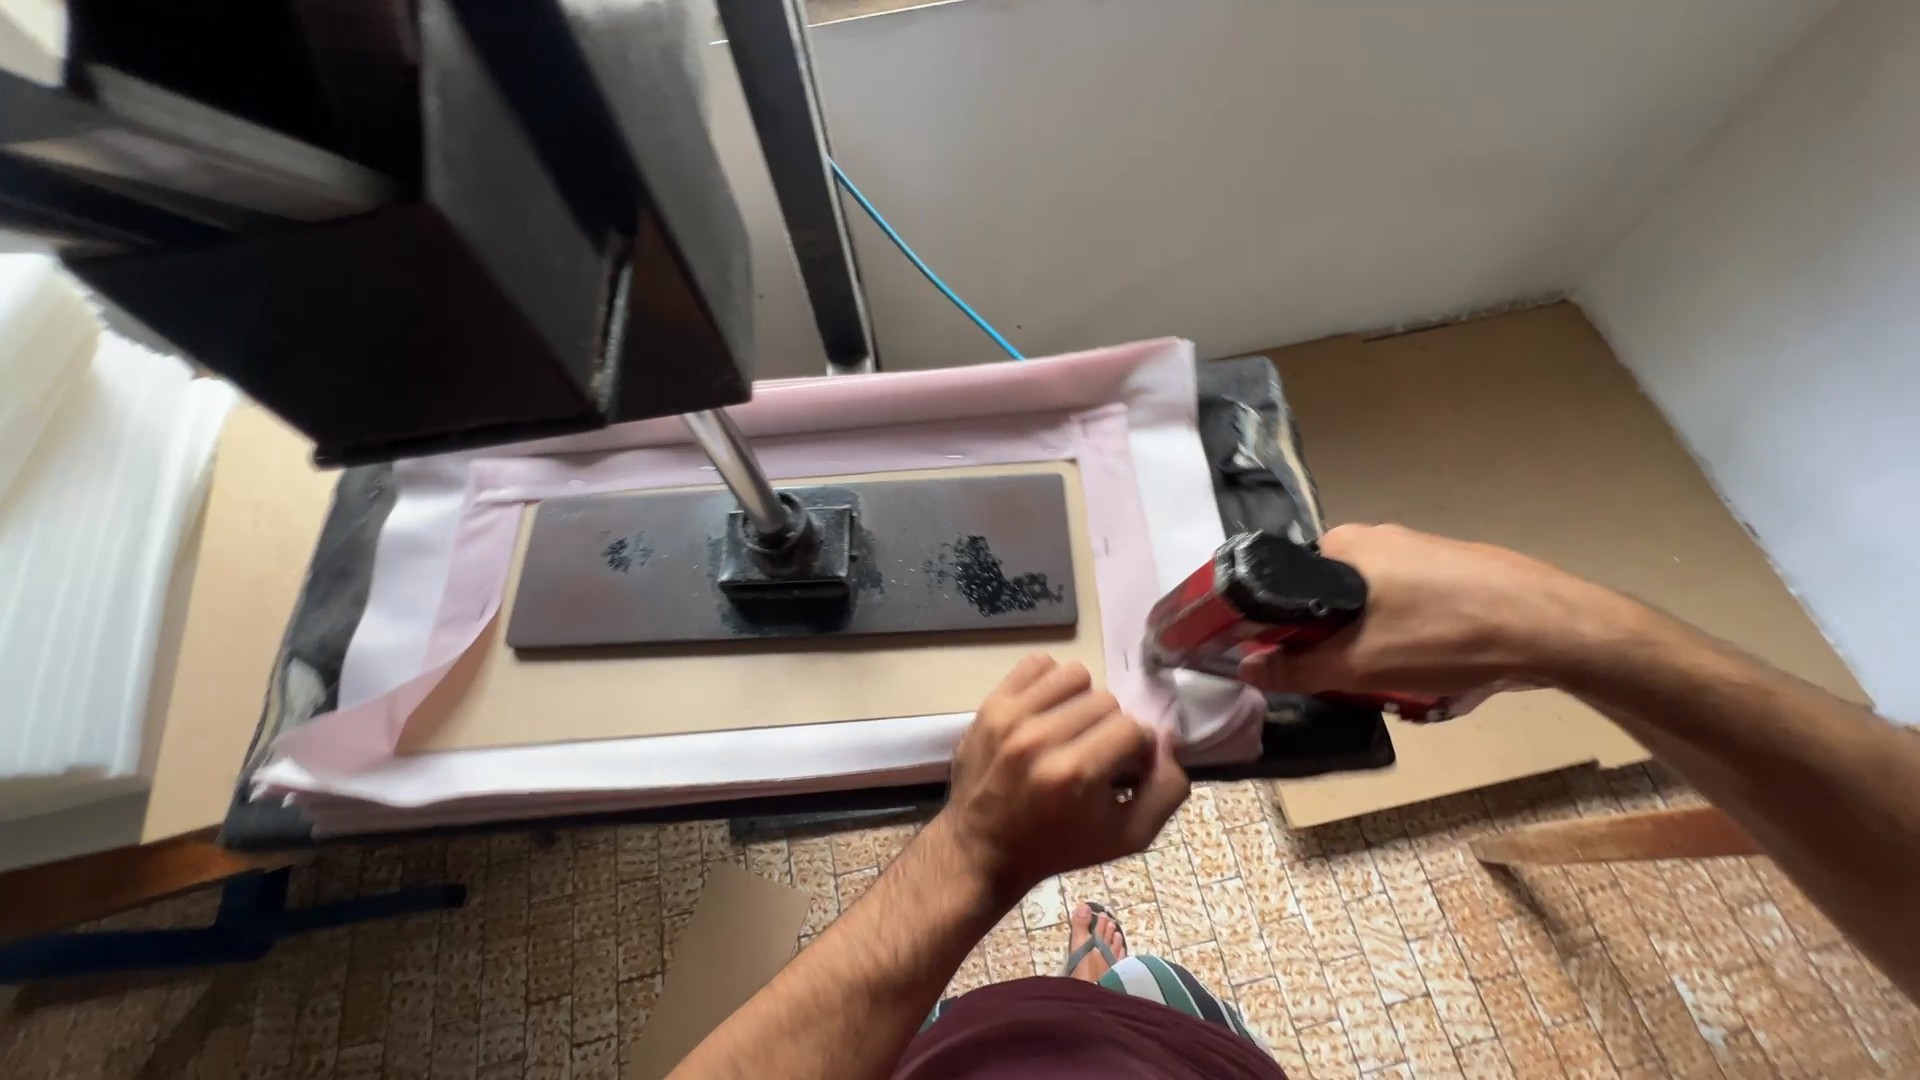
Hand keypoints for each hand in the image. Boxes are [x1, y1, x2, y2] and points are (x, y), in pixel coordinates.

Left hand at [931, 654, 1188, 905]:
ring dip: (1082, 700)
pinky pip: (1037, 663)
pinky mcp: (990, 704)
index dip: (1137, 749)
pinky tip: (1047, 710)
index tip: (1123, 768)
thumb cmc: (1060, 845)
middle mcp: (1041, 739)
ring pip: (1076, 675)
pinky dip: (1050, 682)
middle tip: (1095, 753)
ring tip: (1071, 728)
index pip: (1133, 729)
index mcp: (1075, 774)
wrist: (983, 846)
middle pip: (1106, 701)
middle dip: (1110, 728)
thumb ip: (1167, 789)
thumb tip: (1168, 737)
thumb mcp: (1128, 837)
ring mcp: (1011, 717)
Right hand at [1238, 524, 1622, 699]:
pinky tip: (1442, 663)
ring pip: (1377, 604)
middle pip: (1334, 595)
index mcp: (1346, 543)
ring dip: (1379, 641)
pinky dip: (1417, 635)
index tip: (1299, 657)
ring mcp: (1427, 550)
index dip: (1285, 622)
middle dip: (1338, 638)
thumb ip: (1295, 668)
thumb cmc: (1442, 635)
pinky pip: (1417, 605)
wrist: (1557, 630)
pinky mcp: (1463, 569)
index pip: (1288, 580)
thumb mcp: (1357, 664)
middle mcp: (1382, 536)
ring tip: (1402, 677)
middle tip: (1352, 674)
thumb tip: (1245, 669)